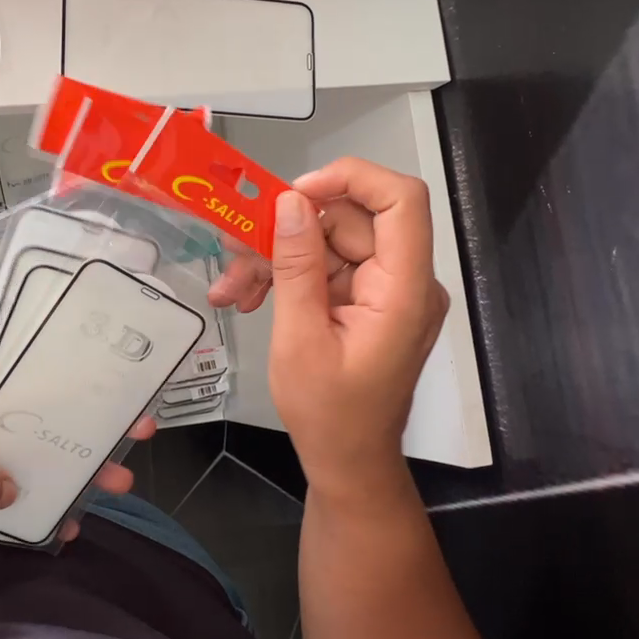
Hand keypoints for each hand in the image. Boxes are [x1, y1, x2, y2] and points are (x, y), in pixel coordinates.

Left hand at [0, 371, 144, 547]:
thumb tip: (13, 492)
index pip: (23, 386)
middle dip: (76, 440)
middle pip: (32, 426)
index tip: (115, 403)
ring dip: (57, 475)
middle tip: (125, 458)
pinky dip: (23, 506)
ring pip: (18, 461)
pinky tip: (54, 524)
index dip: (71, 393)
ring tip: (103, 492)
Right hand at [227, 159, 447, 492]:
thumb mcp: (300, 337)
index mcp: (404, 290)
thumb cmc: (326, 412)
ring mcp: (387, 291)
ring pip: (330, 243)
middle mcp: (406, 281)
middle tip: (234, 255)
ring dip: (277, 260)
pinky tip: (250, 297)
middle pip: (351, 222)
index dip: (350, 179)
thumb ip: (297, 266)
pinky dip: (289, 278)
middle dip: (288, 234)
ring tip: (233, 289)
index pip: (401, 201)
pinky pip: (328, 268)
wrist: (346, 459)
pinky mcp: (368, 301)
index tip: (294, 193)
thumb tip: (289, 203)